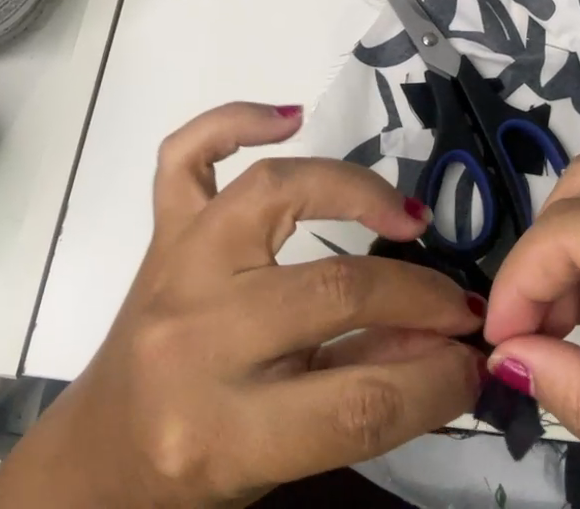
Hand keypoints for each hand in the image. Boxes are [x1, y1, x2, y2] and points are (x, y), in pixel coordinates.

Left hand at [0, 103, 484, 508]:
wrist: (105, 449)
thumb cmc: (198, 463)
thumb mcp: (290, 459)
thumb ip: (372, 394)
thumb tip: (453, 347)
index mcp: (223, 428)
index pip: (360, 402)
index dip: (439, 379)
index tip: (474, 358)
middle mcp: (194, 338)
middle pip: (332, 292)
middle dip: (419, 296)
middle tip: (458, 302)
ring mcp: (174, 269)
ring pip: (270, 194)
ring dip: (355, 193)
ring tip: (404, 215)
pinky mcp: (160, 233)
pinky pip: (184, 156)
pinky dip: (233, 122)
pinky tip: (288, 116)